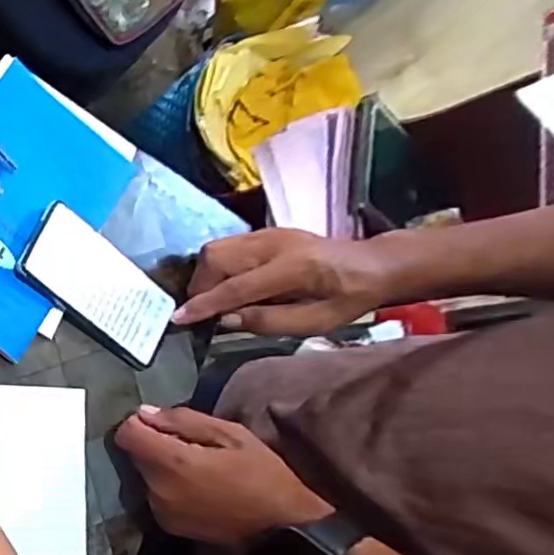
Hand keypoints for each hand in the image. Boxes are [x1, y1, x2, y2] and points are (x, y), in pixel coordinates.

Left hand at [114, 406, 332, 546]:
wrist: (285, 531)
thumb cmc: (264, 476)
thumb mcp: (232, 435)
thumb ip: (182, 420)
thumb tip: (144, 413)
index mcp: (171, 463)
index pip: (127, 435)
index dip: (139, 423)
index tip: (160, 422)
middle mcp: (156, 488)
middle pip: (136, 454)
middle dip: (154, 443)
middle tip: (190, 445)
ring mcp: (159, 509)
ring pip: (144, 474)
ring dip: (161, 466)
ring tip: (197, 469)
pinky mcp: (166, 524)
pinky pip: (155, 494)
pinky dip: (167, 486)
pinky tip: (196, 488)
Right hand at [172, 229, 393, 334]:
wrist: (375, 264)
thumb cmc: (349, 298)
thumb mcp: (318, 322)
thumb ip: (269, 321)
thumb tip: (224, 320)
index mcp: (295, 268)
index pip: (237, 287)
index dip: (204, 305)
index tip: (178, 318)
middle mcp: (276, 244)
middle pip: (216, 258)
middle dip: (201, 286)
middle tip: (208, 309)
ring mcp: (268, 234)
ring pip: (214, 249)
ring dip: (206, 276)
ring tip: (218, 296)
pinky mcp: (263, 232)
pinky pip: (224, 247)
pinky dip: (216, 267)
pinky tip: (229, 282)